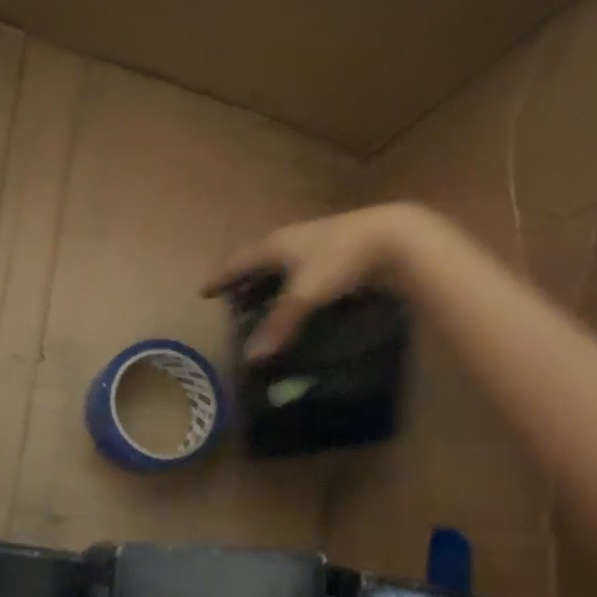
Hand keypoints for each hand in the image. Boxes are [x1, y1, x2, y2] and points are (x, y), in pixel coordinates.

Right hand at [200, 203, 440, 360]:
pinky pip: (304, 270)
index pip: (237, 262)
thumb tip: (250, 358)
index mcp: (275, 245)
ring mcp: (316, 243)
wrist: (393, 239)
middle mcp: (291, 239)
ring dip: (269, 282)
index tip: (203, 291)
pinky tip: (300, 300)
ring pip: (283, 264)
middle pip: (258, 260)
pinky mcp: (337, 252)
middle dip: (244, 280)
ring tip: (261, 302)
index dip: (220, 278)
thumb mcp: (305, 295)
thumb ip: (279, 325)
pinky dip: (293, 286)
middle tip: (232, 300)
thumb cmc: (340, 261)